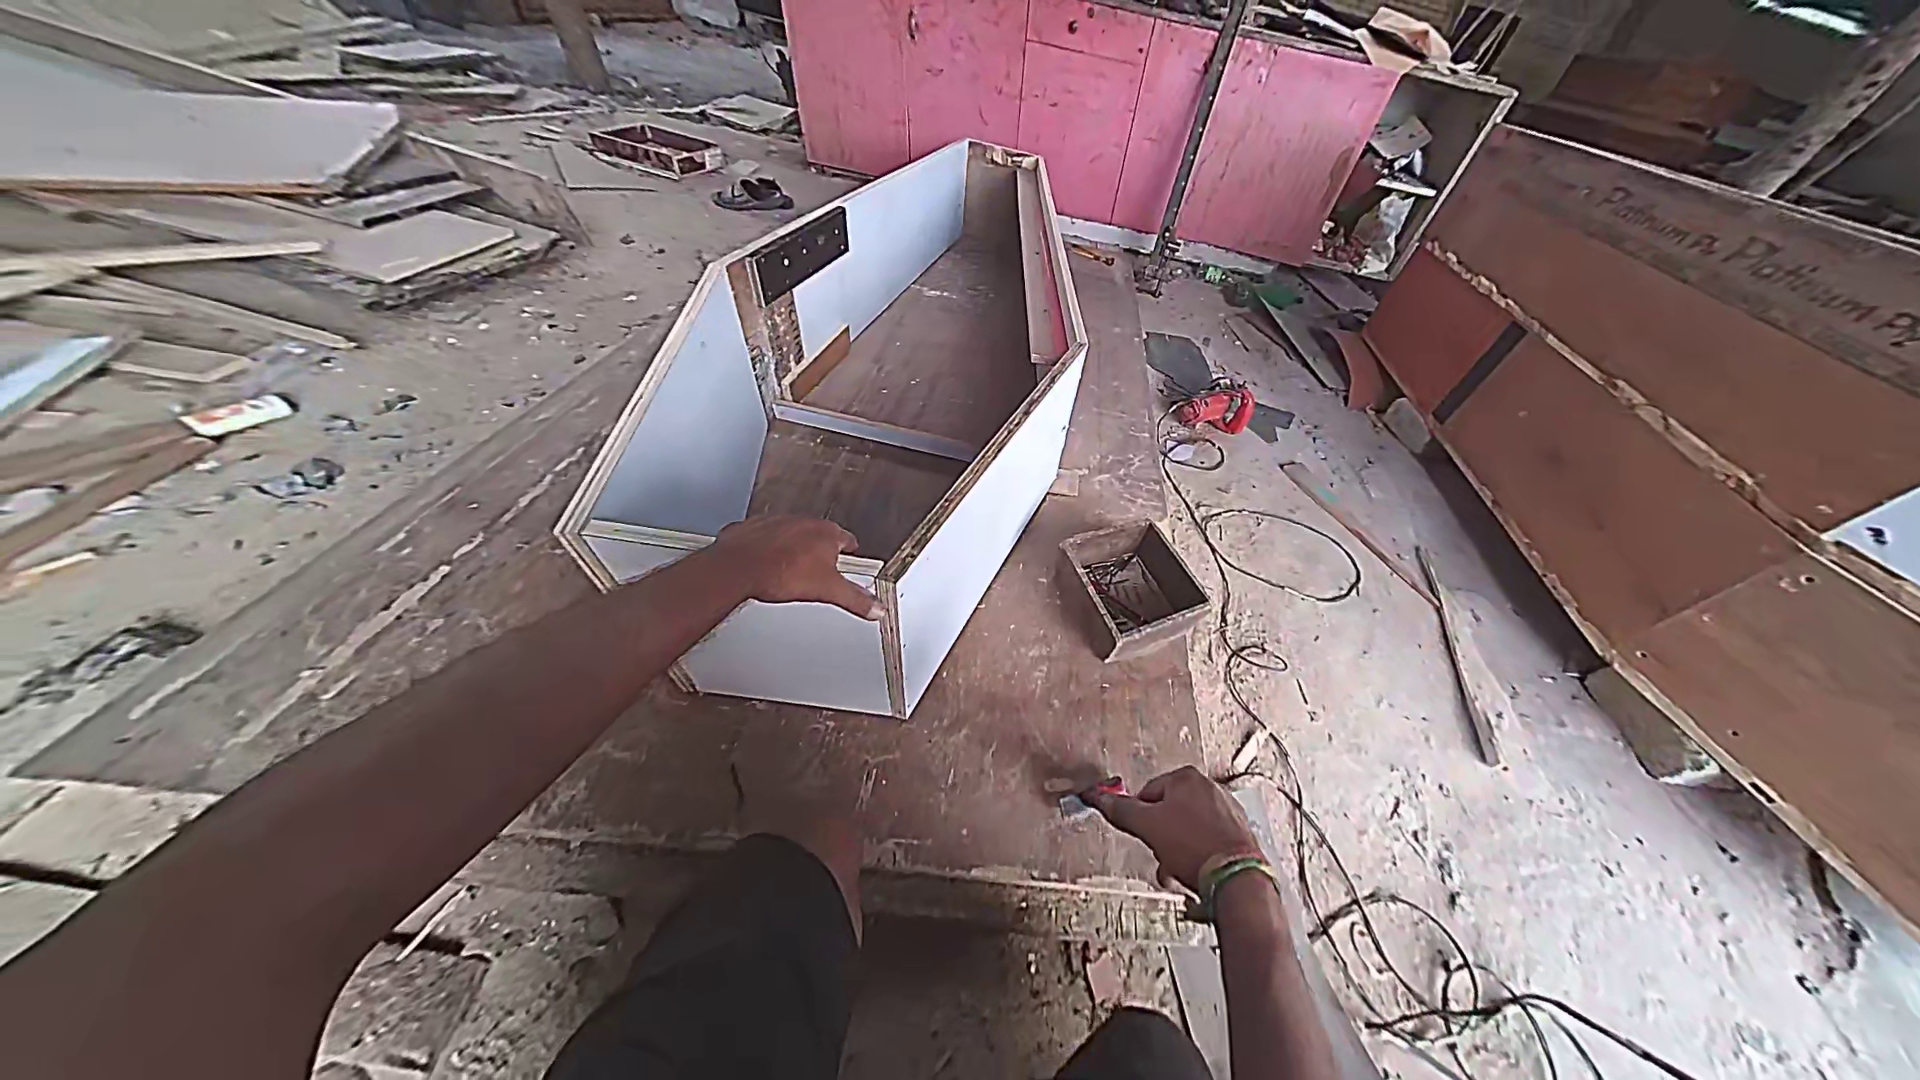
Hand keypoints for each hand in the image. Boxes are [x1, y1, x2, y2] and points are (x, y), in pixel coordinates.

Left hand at [710, 516, 879, 619]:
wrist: (738, 567)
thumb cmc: (780, 572)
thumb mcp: (828, 590)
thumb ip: (855, 599)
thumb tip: (875, 607)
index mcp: (824, 533)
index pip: (845, 538)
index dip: (849, 549)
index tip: (850, 552)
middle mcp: (801, 522)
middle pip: (817, 535)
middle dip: (818, 550)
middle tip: (815, 570)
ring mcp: (775, 523)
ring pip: (790, 534)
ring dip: (791, 547)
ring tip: (787, 570)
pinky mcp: (752, 528)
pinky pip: (763, 536)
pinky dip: (765, 547)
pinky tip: (763, 562)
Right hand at [1088, 766, 1262, 891]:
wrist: (1237, 880)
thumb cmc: (1197, 848)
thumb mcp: (1147, 826)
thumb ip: (1121, 810)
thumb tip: (1100, 798)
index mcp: (1186, 777)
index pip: (1147, 793)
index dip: (1142, 819)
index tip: (1145, 836)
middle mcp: (1209, 788)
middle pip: (1169, 812)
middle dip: (1161, 838)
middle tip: (1163, 855)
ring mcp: (1227, 811)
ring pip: (1188, 829)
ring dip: (1179, 850)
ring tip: (1180, 869)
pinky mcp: (1239, 834)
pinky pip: (1208, 841)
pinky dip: (1200, 855)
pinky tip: (1197, 871)